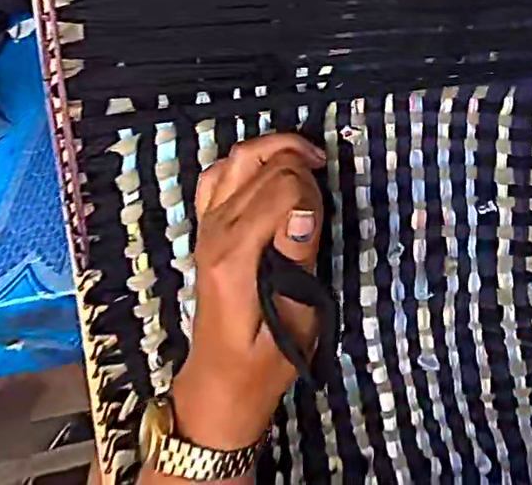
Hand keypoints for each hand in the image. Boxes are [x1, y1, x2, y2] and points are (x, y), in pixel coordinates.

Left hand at [168, 133, 325, 452]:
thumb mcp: (296, 320)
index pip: (281, 186)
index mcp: (235, 255)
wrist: (220, 381)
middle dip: (302, 166)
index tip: (324, 215)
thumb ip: (298, 259)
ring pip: (242, 156)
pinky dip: (249, 159)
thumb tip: (305, 209)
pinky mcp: (206, 223)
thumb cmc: (265, 358)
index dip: (313, 190)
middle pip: (265, 164)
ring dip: (278, 149)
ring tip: (309, 163)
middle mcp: (215, 230)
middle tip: (324, 189)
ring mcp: (207, 223)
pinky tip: (271, 169)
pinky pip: (220, 171)